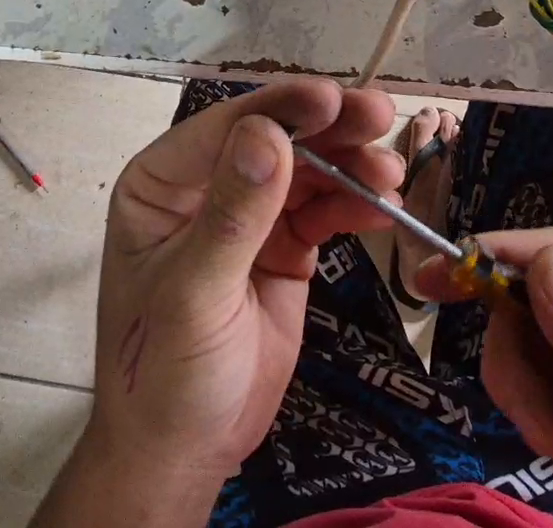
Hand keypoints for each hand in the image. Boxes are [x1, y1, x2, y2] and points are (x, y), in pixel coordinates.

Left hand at [33, 78, 403, 526]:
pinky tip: (383, 209)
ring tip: (390, 176)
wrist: (185, 452)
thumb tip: (269, 133)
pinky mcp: (282, 248)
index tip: (333, 99)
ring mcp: (247, 217)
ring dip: (349, 166)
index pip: (223, 130)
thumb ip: (233, 215)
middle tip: (380, 116)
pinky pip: (322, 212)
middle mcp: (204, 188)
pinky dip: (353, 206)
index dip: (280, 108)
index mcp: (162, 184)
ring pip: (305, 172)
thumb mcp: (196, 294)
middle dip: (326, 128)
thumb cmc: (167, 373)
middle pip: (272, 140)